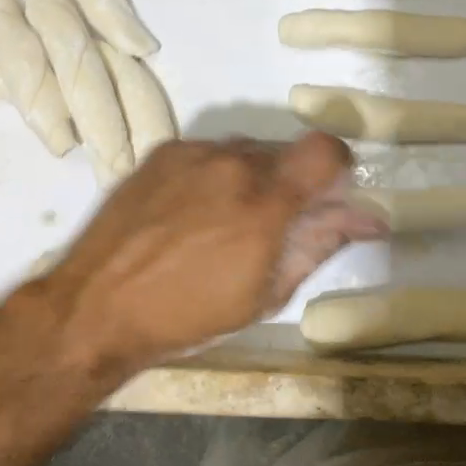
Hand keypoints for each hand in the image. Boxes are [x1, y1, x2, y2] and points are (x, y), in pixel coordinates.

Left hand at [41, 132, 385, 370]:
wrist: (96, 307)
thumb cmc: (190, 315)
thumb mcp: (267, 293)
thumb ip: (321, 244)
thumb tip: (370, 219)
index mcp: (265, 200)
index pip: (328, 150)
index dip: (339, 171)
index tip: (326, 201)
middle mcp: (233, 161)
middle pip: (289, 152)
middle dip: (295, 183)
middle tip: (275, 227)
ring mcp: (194, 152)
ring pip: (249, 150)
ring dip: (255, 177)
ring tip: (226, 223)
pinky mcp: (164, 152)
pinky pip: (212, 152)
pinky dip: (218, 175)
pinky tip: (193, 213)